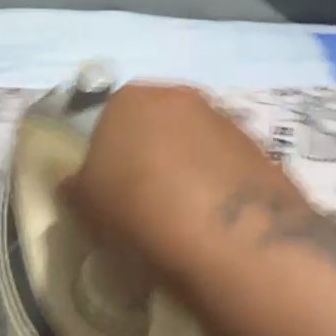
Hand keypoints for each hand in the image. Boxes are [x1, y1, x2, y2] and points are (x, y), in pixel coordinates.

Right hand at [59, 82, 284, 275]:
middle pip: (153, 128)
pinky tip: (209, 223)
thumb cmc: (138, 213)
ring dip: (184, 172)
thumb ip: (76, 187)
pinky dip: (215, 188)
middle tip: (140, 205)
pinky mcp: (260, 149)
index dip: (104, 158)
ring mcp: (225, 119)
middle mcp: (178, 96)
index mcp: (128, 100)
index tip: (107, 193)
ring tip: (178, 219)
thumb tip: (75, 183)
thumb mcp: (85, 209)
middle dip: (147, 159)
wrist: (228, 239)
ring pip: (192, 145)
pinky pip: (224, 167)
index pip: (106, 121)